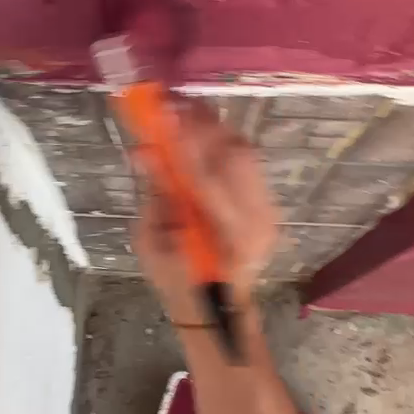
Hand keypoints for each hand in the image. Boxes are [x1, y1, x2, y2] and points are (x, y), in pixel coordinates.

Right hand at [131, 100, 278, 320]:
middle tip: (173, 101)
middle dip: (203, 124)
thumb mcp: (153, 247)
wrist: (219, 312)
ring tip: (185, 109)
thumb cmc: (178, 285)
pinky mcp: (270, 206)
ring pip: (245, 154)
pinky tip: (202, 132)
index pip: (207, 179)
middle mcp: (258, 222)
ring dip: (214, 128)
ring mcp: (269, 213)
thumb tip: (144, 153)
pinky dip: (223, 142)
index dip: (185, 142)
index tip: (164, 111)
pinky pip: (248, 163)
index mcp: (228, 240)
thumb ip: (154, 199)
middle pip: (235, 156)